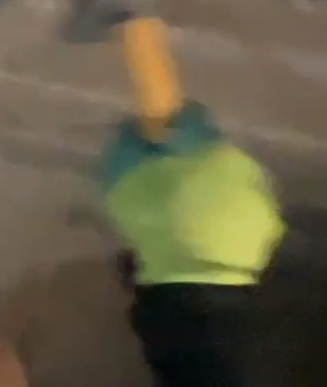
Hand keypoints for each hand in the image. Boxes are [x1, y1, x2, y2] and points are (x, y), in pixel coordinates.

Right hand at [100, 104, 284, 285]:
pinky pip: (235, 203)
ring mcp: (260, 194)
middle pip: (209, 147)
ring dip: (201, 180)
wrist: (195, 271)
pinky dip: (214, 205)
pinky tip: (192, 220)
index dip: (164, 119)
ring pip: (224, 176)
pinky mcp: (266, 223)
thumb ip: (125, 141)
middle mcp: (243, 162)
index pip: (190, 114)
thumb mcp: (119, 172)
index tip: (145, 132)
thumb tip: (133, 124)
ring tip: (173, 200)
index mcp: (208, 145)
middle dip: (184, 154)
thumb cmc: (152, 212)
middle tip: (154, 171)